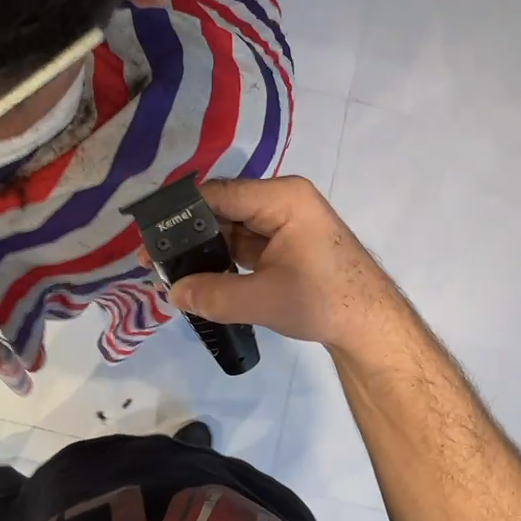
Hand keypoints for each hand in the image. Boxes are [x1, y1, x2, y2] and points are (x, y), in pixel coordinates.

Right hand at [153, 176, 404, 352]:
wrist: (371, 325)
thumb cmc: (325, 301)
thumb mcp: (264, 300)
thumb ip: (214, 294)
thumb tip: (173, 292)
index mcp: (282, 198)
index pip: (218, 194)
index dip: (180, 214)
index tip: (149, 236)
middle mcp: (280, 200)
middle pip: (221, 208)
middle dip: (187, 234)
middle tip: (152, 259)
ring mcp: (282, 221)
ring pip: (228, 227)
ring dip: (202, 248)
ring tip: (167, 269)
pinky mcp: (282, 242)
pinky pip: (240, 242)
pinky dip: (219, 258)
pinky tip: (195, 275)